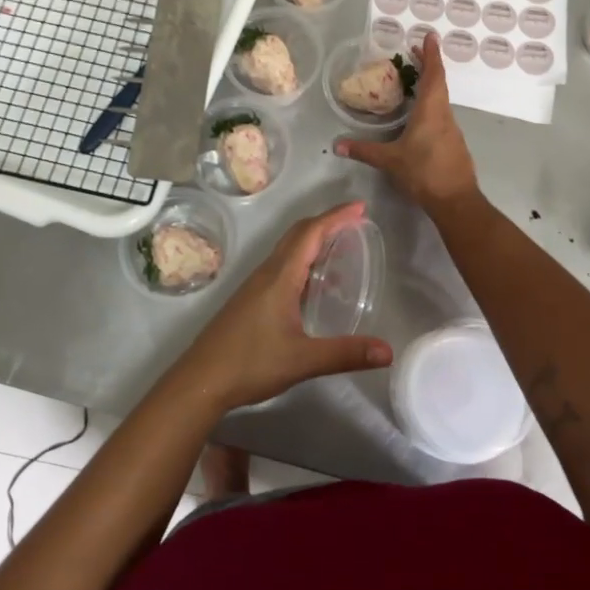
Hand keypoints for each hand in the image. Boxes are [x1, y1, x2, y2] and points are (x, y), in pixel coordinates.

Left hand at [177, 202, 392, 411]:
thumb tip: (388, 351)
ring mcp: (256, 286)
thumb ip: (345, 354)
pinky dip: (303, 263)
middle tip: (355, 223)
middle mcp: (267, 273)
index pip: (310, 234)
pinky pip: (282, 268)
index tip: (360, 208)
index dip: (336, 217)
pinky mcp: (250, 300)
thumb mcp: (303, 360)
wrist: (201, 381)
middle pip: (297, 235)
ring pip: (288, 251)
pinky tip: (315, 288)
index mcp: (279, 277)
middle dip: (326, 223)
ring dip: (313, 242)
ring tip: (342, 250)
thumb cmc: (250, 363)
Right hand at [336, 33, 478, 210]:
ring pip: (440, 99)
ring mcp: (451, 129)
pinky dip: (430, 104)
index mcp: (431, 110)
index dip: (431, 54)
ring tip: (412, 80)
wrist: (456, 201)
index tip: (430, 36)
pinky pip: (441, 114)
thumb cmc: (424, 173)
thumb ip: (364, 150)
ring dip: (429, 85)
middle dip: (427, 65)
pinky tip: (419, 114)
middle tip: (413, 52)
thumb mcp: (390, 161)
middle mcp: (444, 114)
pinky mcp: (453, 143)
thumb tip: (338, 145)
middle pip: (438, 83)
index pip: (433, 74)